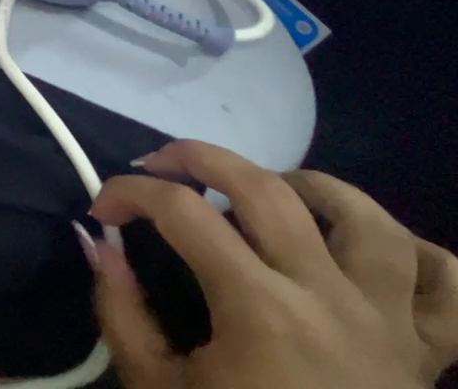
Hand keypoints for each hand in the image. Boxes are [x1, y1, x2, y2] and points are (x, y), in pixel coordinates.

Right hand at [83, 139, 457, 387]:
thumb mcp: (155, 382)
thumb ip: (119, 306)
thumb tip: (98, 241)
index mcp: (258, 308)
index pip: (179, 210)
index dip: (126, 193)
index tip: (102, 211)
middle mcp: (330, 298)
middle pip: (266, 188)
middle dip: (198, 156)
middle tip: (161, 165)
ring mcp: (392, 321)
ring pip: (370, 220)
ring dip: (310, 187)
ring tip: (268, 191)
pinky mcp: (432, 349)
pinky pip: (450, 283)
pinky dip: (414, 253)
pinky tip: (361, 248)